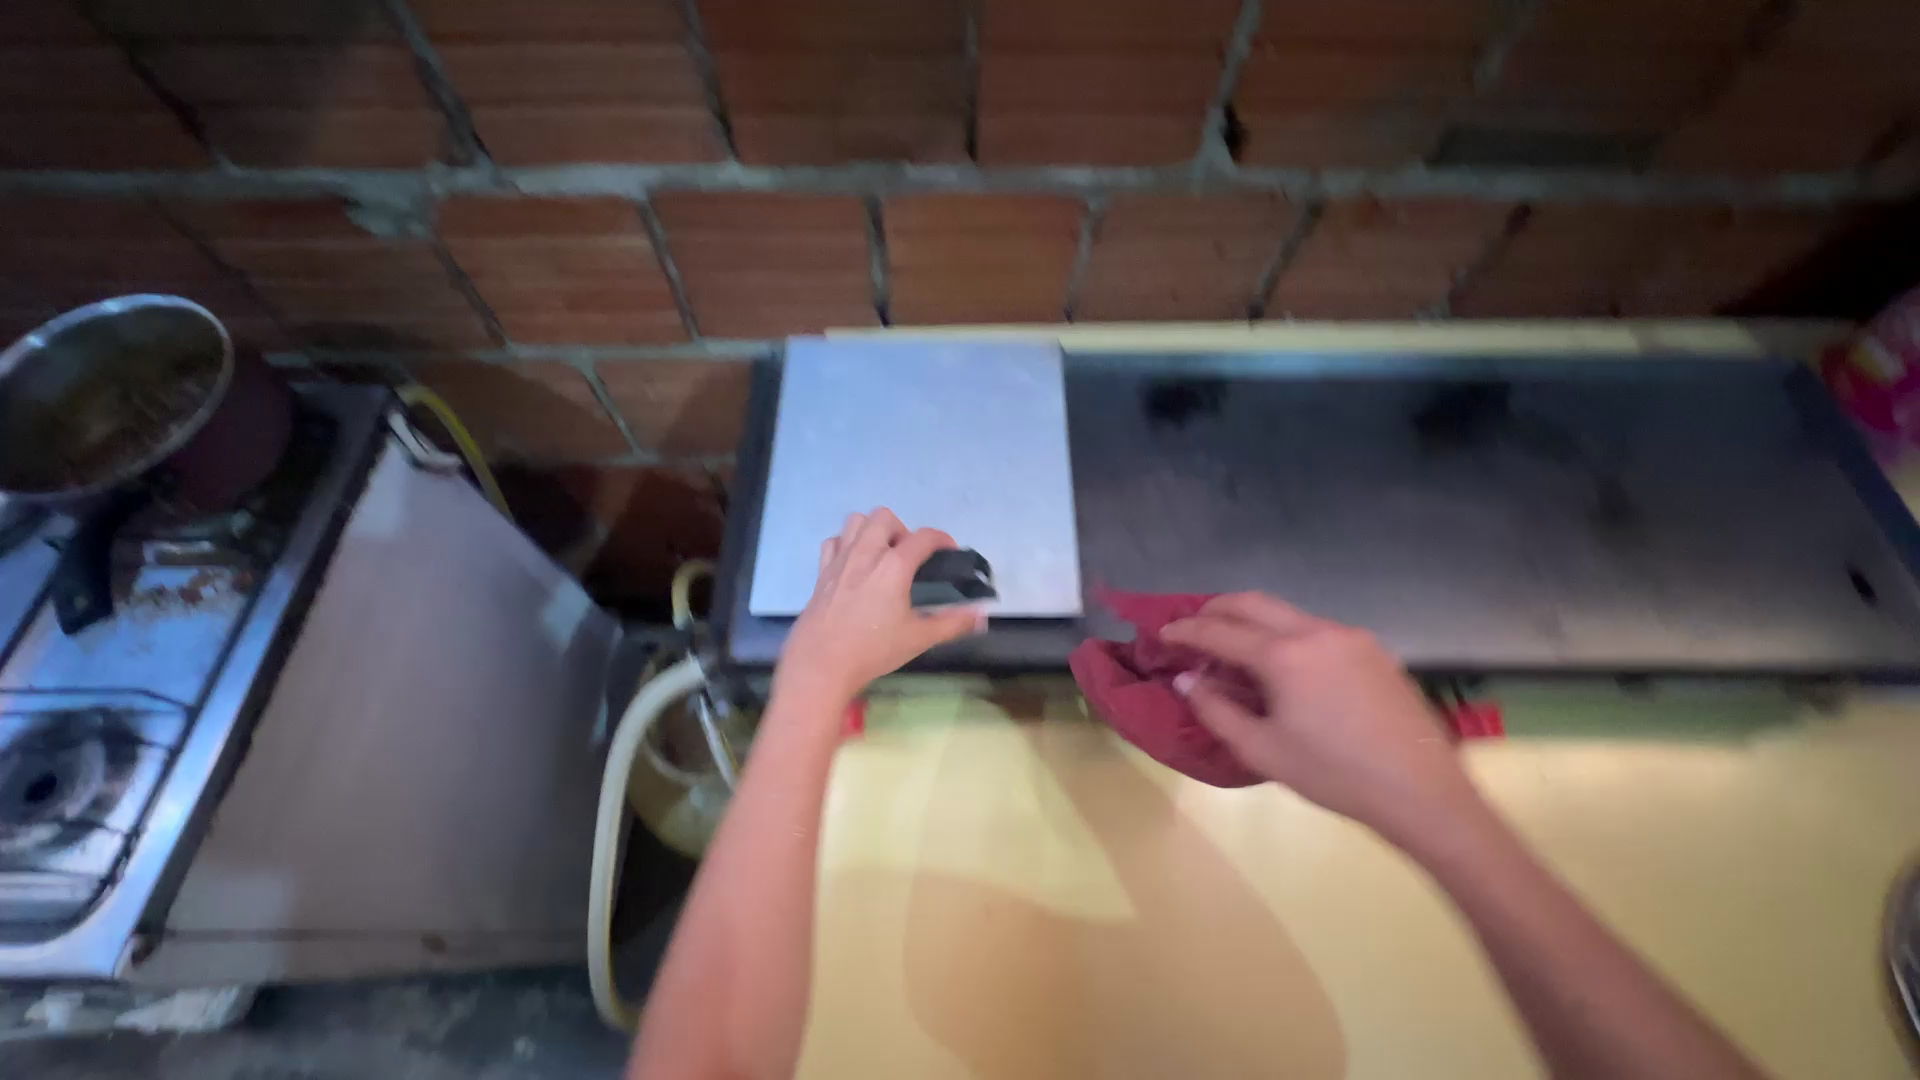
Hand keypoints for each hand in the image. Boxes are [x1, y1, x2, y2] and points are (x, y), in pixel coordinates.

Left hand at [774, 508, 984, 709]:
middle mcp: (866, 553)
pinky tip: (854, 564)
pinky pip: (834, 542)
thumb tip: (981, 618)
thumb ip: (952, 624)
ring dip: (872, 530)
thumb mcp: (919, 638)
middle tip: (909, 557)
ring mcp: (840, 560)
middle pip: (885, 517)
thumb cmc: (873, 650)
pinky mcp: (821, 572)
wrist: (821, 664)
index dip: (941, 539)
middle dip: (902, 530)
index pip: (924, 537)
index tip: (948, 551)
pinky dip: (846, 544)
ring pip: (855, 521)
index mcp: (894, 566)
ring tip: (881, 555)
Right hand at [1162, 593, 1485, 843]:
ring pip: (1286, 612)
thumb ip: (1216, 709)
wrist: (1423, 793)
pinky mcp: (1372, 649)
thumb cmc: (1335, 775)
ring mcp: (1349, 636)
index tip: (1162, 634)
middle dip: (1216, 609)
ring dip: (1252, 620)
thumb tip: (1188, 680)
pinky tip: (1282, 665)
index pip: (1220, 631)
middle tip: (1192, 627)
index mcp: (1285, 655)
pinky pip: (1314, 628)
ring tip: (1233, 647)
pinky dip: (1284, 633)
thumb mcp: (1262, 750)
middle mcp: (1315, 631)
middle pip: (1253, 602)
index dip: (1186, 631)